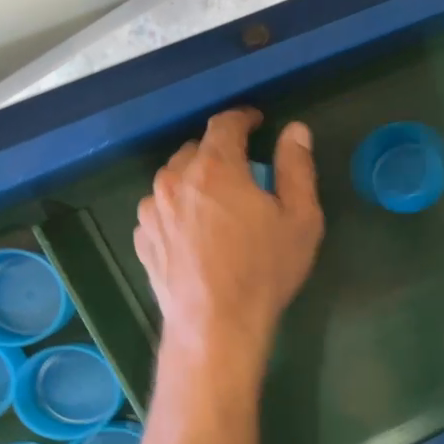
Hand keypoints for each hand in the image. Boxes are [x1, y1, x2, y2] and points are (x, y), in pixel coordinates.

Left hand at [135, 109, 323, 361]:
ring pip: (174, 179)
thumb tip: (295, 131)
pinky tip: (199, 233)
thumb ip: (297, 168)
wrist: (216, 325)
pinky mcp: (143, 239)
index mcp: (217, 167)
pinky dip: (180, 210)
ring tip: (220, 204)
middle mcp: (175, 179)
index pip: (225, 124)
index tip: (258, 121)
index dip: (244, 117)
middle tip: (247, 171)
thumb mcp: (301, 218)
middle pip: (197, 149)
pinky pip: (162, 210)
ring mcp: (152, 210)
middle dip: (222, 152)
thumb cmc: (265, 269)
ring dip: (198, 181)